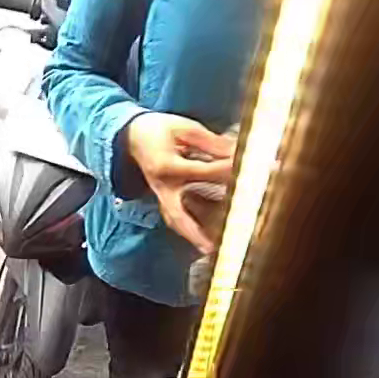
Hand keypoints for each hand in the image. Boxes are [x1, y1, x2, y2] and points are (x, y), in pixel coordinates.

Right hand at [123, 112, 235, 252]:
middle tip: (214, 246)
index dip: (227, 169)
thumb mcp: (184, 128)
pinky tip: (202, 238)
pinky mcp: (162, 197)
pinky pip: (174, 216)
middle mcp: (162, 186)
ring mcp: (160, 194)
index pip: (204, 172)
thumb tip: (236, 153)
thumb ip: (210, 143)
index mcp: (166, 166)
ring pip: (175, 220)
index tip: (248, 169)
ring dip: (191, 235)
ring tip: (210, 249)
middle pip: (179, 213)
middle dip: (195, 230)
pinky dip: (187, 228)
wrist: (131, 135)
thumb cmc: (158, 129)